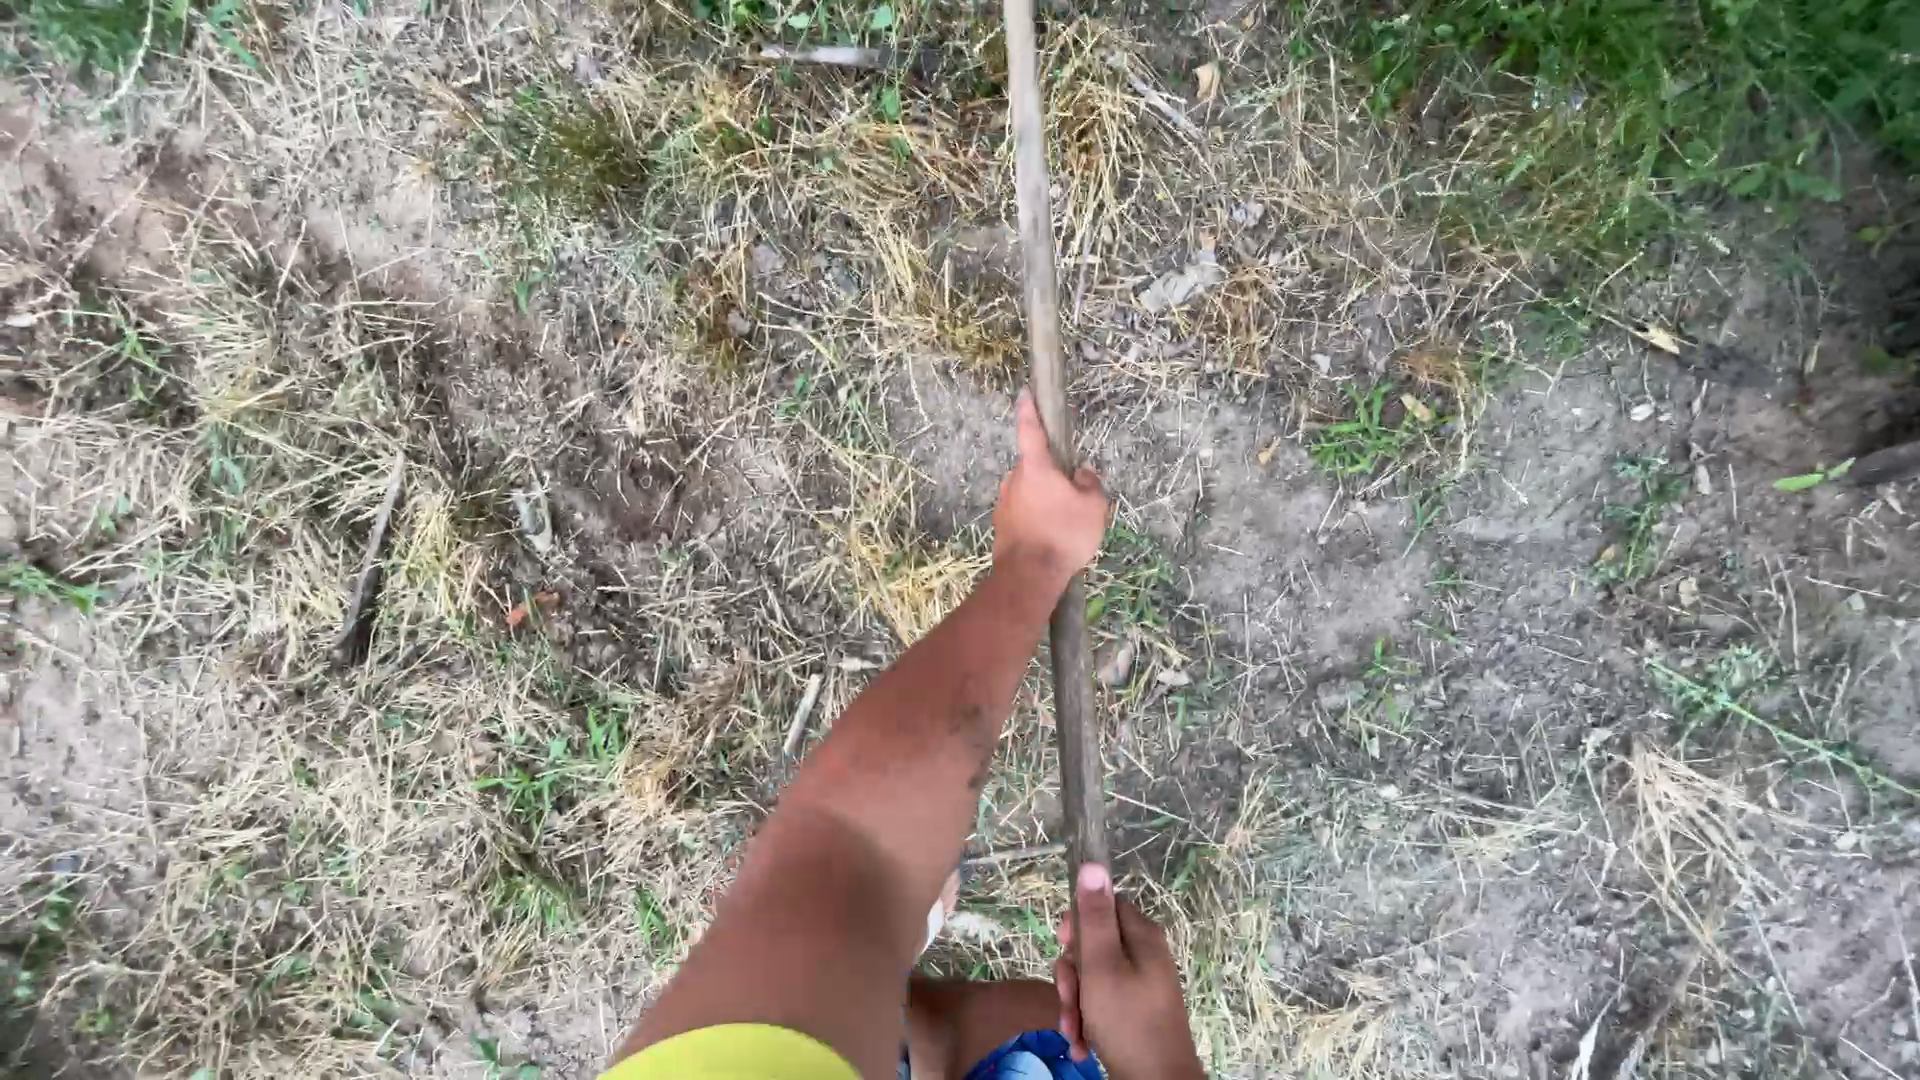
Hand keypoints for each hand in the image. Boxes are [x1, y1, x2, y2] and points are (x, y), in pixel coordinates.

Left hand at [993, 392, 1107, 588]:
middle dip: (1052, 477)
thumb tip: (1082, 474)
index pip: (1030, 430)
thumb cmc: (1063, 534)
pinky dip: (1036, 520)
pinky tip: (1050, 539)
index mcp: (1035, 467)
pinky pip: (1024, 514)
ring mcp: (1004, 503)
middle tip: (1074, 499)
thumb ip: (1090, 484)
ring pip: (1029, 493)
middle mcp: (1014, 480)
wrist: (1029, 575)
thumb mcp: (1094, 507)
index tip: (1025, 394)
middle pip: (1035, 468)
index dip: (1029, 410)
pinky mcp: (1001, 526)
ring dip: (1045, 501)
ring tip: (1065, 526)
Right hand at [1053, 863, 1203, 1079]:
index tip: (1063, 945)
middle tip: (1070, 997)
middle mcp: (1144, 954)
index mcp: (1142, 935)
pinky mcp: (1135, 1012)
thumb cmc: (1127, 1022)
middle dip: (1072, 972)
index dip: (1078, 923)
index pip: (1103, 905)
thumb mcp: (1102, 964)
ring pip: (1093, 976)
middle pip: (1094, 943)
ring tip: (1073, 1030)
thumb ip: (1094, 915)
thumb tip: (1093, 864)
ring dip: (1076, 1001)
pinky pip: (1102, 1001)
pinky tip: (1082, 1041)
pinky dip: (1088, 1019)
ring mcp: (1141, 984)